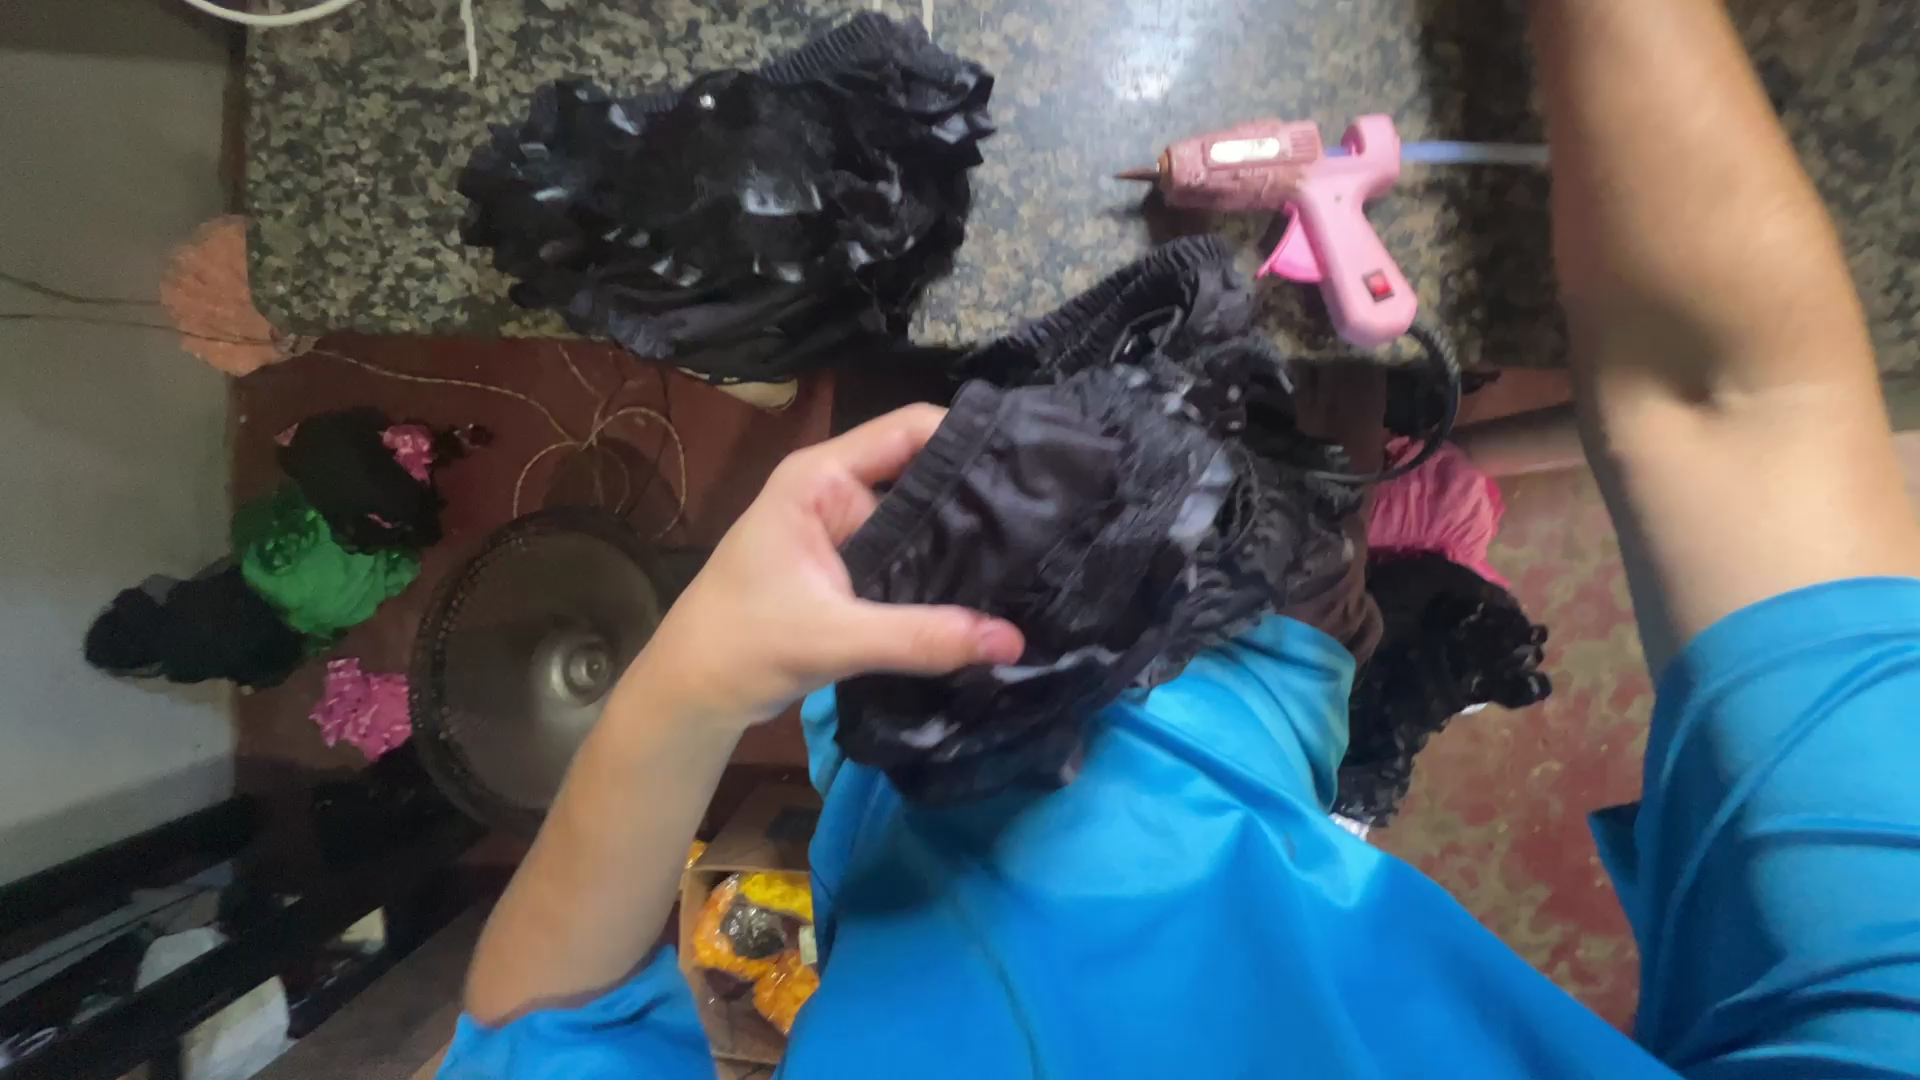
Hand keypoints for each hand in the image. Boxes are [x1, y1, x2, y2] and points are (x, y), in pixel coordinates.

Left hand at [625, 405, 1025, 730]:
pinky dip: (941, 569)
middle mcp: (838, 491)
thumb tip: (1012, 642)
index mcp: (822, 478)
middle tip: (1043, 516)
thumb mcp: (834, 637)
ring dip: (962, 537)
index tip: (1027, 461)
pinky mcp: (853, 566)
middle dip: (976, 492)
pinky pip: (909, 555)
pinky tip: (987, 586)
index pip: (908, 430)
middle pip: (922, 472)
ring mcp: (846, 530)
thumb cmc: (743, 645)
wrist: (694, 692)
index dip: (968, 437)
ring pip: (919, 519)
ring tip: (1030, 551)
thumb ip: (922, 638)